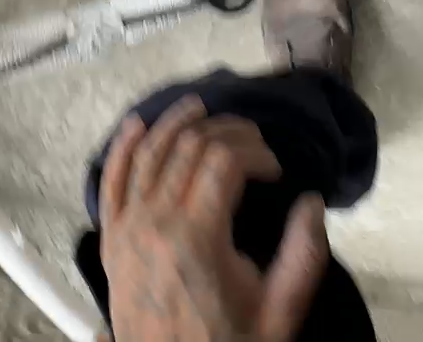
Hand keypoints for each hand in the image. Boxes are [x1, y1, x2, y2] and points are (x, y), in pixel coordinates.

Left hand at [99, 96, 329, 341]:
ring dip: (176, 122)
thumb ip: (303, 257)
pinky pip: (111, 180)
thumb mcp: (278, 314)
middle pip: (189, 145)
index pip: (224, 159)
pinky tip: (138, 124)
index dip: (255, 150)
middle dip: (227, 130)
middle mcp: (155, 221)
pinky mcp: (109, 237)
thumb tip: (313, 202)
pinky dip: (124, 147)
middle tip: (254, 141)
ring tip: (202, 107)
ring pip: (149, 151)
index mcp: (197, 237)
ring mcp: (126, 227)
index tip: (275, 169)